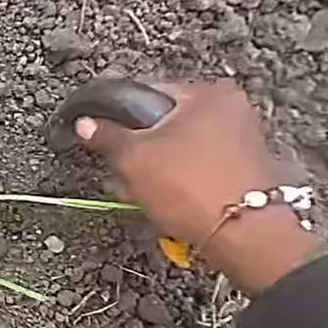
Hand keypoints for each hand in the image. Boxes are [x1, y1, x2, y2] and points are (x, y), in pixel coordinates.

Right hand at [71, 81, 325, 293]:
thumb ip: (106, 135)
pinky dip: (174, 178)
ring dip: (151, 166)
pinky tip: (157, 198)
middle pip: (162, 123)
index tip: (101, 137)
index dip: (117, 116)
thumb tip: (86, 124)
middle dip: (135, 148)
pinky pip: (194, 165)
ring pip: (176, 147)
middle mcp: (230, 109)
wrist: (241, 234)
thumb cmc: (190, 186)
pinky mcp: (240, 168)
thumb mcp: (133, 157)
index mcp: (208, 94)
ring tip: (134, 190)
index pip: (147, 93)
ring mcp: (238, 139)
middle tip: (118, 170)